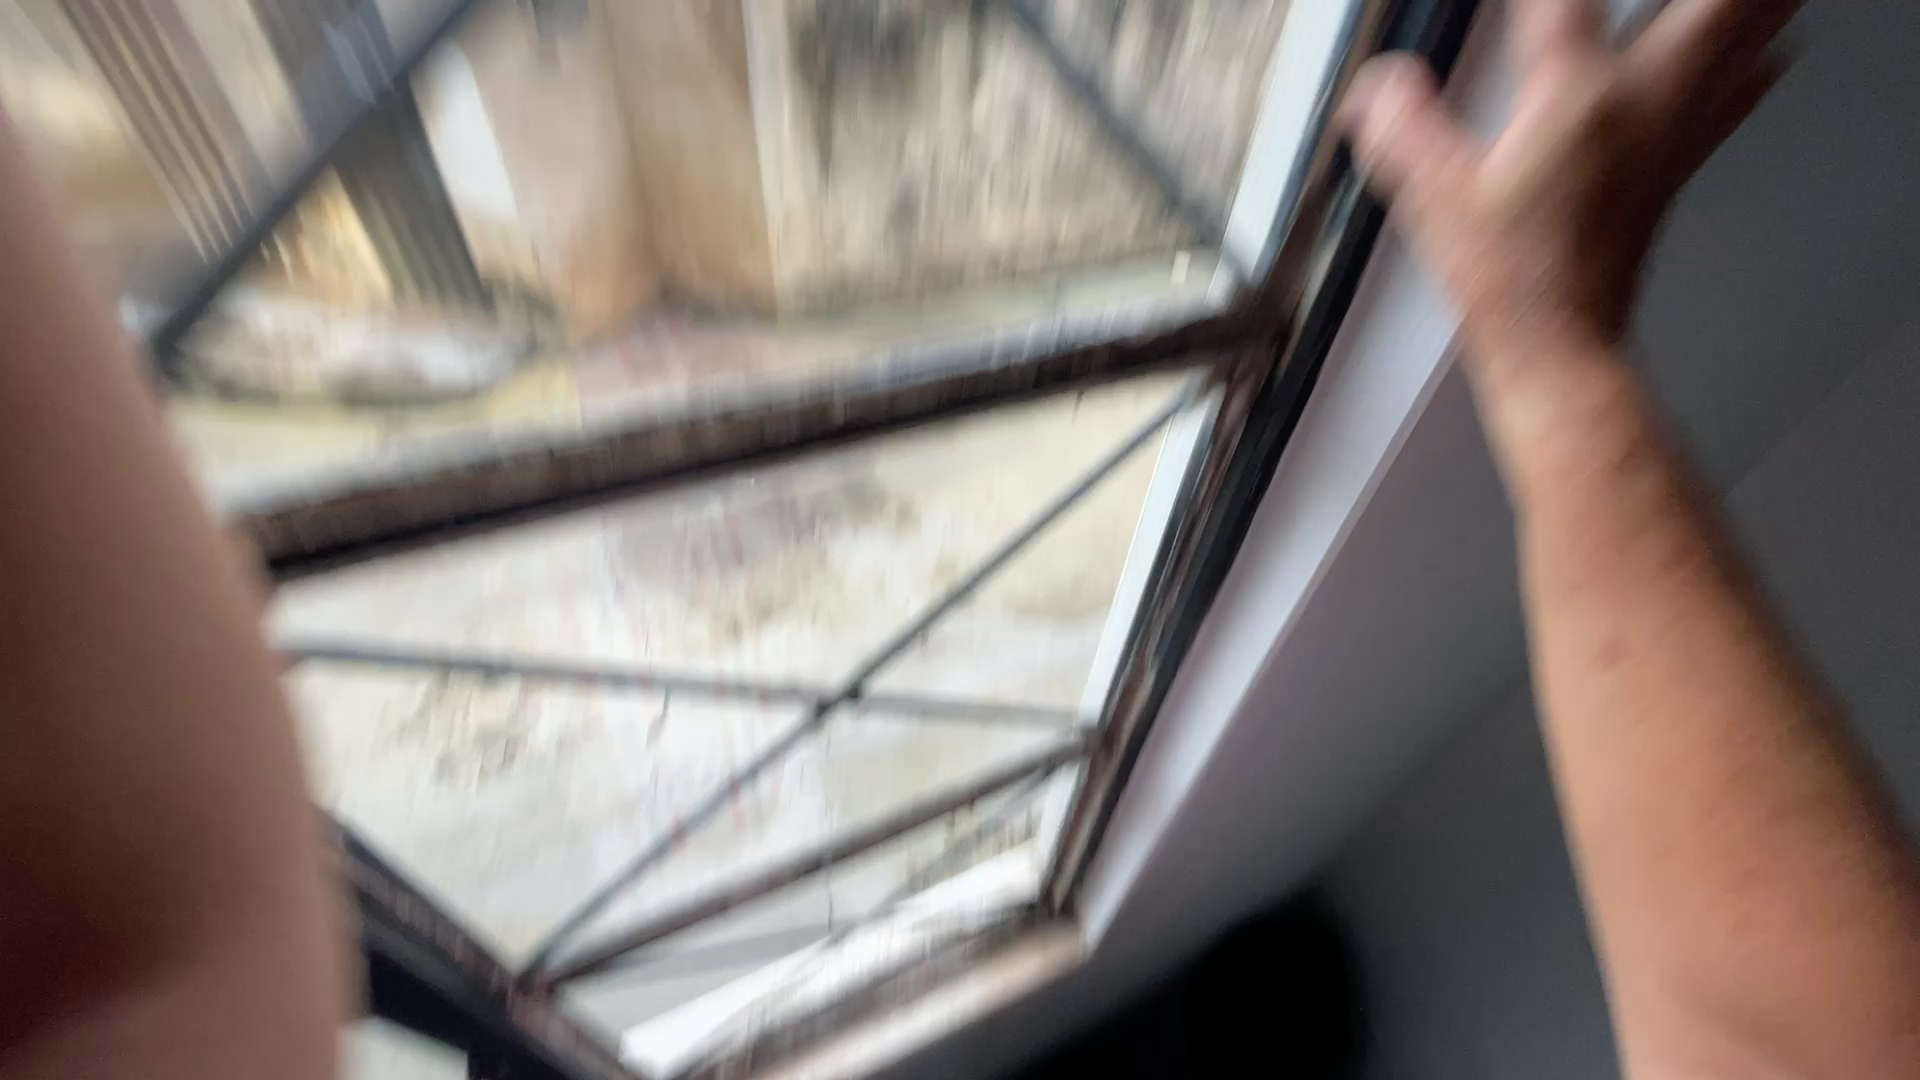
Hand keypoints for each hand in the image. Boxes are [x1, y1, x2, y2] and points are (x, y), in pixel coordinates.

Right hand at [1340, 0, 1797, 367]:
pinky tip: (1740, 54)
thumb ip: (1403, 134)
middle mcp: (1644, 99)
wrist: (1555, 336)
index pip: (1559, 0)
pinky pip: (1739, 89)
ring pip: (1754, 26)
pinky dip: (1746, 57)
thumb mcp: (1434, 200)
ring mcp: (1673, 130)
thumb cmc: (1507, 276)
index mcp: (1577, 97)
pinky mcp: (1677, 164)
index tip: (1503, 3)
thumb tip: (1373, 88)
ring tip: (1691, 3)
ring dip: (1738, 0)